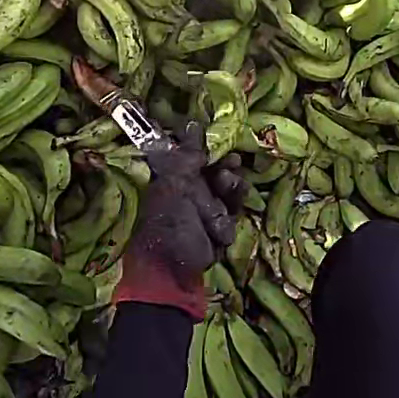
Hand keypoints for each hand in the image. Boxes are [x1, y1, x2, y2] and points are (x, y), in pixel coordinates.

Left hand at [113, 123, 246, 319]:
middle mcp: (191, 194)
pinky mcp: (218, 232)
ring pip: (229, 193)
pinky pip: (232, 217)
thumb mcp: (175, 186)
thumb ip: (188, 157)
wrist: (172, 274)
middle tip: (229, 165)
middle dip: (226, 168)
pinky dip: (227, 219)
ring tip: (227, 185)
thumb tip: (194, 123)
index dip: (210, 149)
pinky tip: (221, 222)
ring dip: (230, 189)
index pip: (196, 157)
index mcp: (174, 180)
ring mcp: (205, 213)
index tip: (220, 143)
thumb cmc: (166, 225)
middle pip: (218, 173)